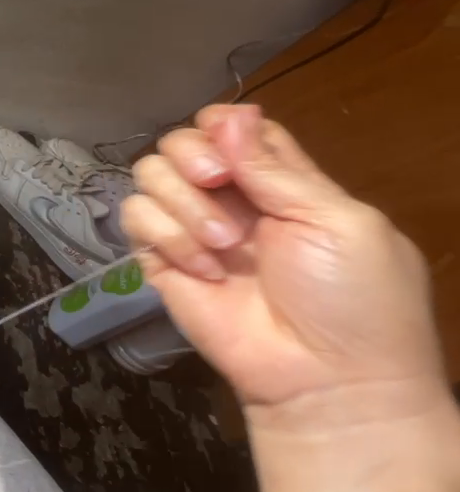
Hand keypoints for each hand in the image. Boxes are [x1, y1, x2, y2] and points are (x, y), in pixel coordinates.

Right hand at [121, 104, 446, 418]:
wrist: (324, 376)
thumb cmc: (355, 300)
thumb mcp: (339, 225)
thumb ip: (278, 169)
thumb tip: (232, 114)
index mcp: (282, 183)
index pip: (235, 129)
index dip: (222, 124)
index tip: (227, 140)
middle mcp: (230, 197)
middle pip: (181, 142)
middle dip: (191, 155)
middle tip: (214, 182)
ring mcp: (189, 224)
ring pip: (149, 173)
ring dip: (184, 205)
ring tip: (223, 247)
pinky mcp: (156, 252)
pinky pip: (136, 216)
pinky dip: (168, 239)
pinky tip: (203, 270)